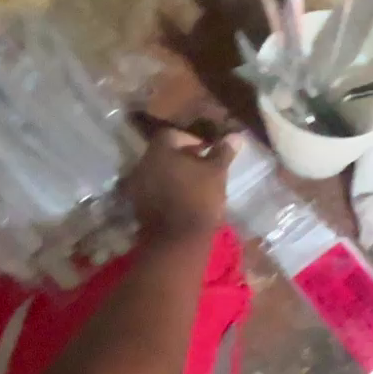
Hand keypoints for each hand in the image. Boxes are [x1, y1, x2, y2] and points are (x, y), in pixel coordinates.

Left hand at [126, 127, 236, 243]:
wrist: (178, 239)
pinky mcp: (138, 204)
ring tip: (194, 184)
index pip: (174, 133)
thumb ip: (223, 152)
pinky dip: (166, 190)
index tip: (207, 150)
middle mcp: (144, 162)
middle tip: (202, 167)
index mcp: (160, 149)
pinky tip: (182, 199)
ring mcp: (137, 184)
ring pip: (158, 171)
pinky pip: (153, 189)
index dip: (192, 140)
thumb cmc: (199, 198)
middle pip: (164, 152)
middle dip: (182, 157)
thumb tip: (235, 136)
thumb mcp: (217, 173)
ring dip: (173, 174)